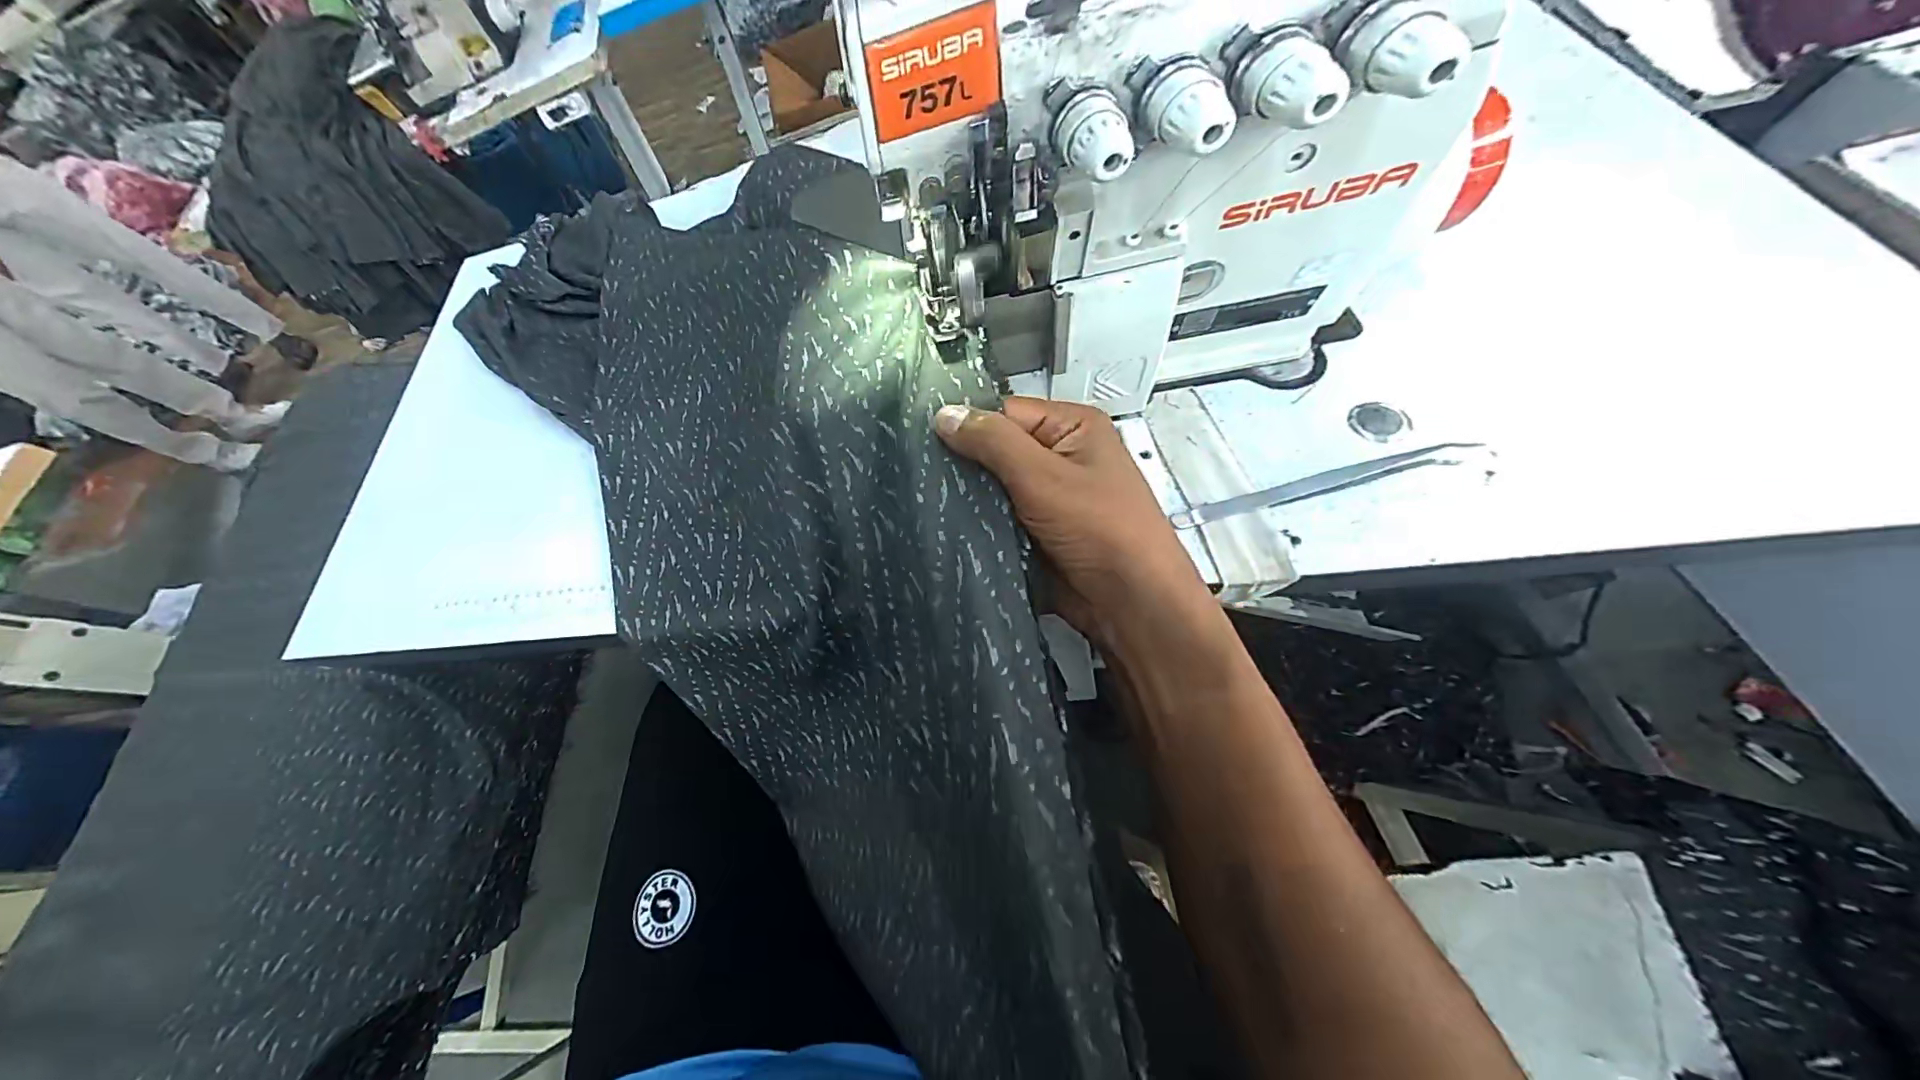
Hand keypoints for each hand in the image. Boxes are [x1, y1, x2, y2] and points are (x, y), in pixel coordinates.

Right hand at [934, 397, 1218, 657]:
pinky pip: (1000, 521)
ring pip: (995, 490)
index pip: (1006, 413)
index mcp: (1073, 427)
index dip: (969, 426)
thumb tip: (945, 415)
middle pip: (998, 451)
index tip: (926, 441)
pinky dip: (981, 526)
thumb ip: (993, 441)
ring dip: (971, 501)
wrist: (1129, 602)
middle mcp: (1062, 457)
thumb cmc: (1101, 530)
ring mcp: (1050, 499)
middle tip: (924, 476)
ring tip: (931, 504)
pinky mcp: (1039, 534)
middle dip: (966, 466)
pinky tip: (951, 529)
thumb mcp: (1043, 475)